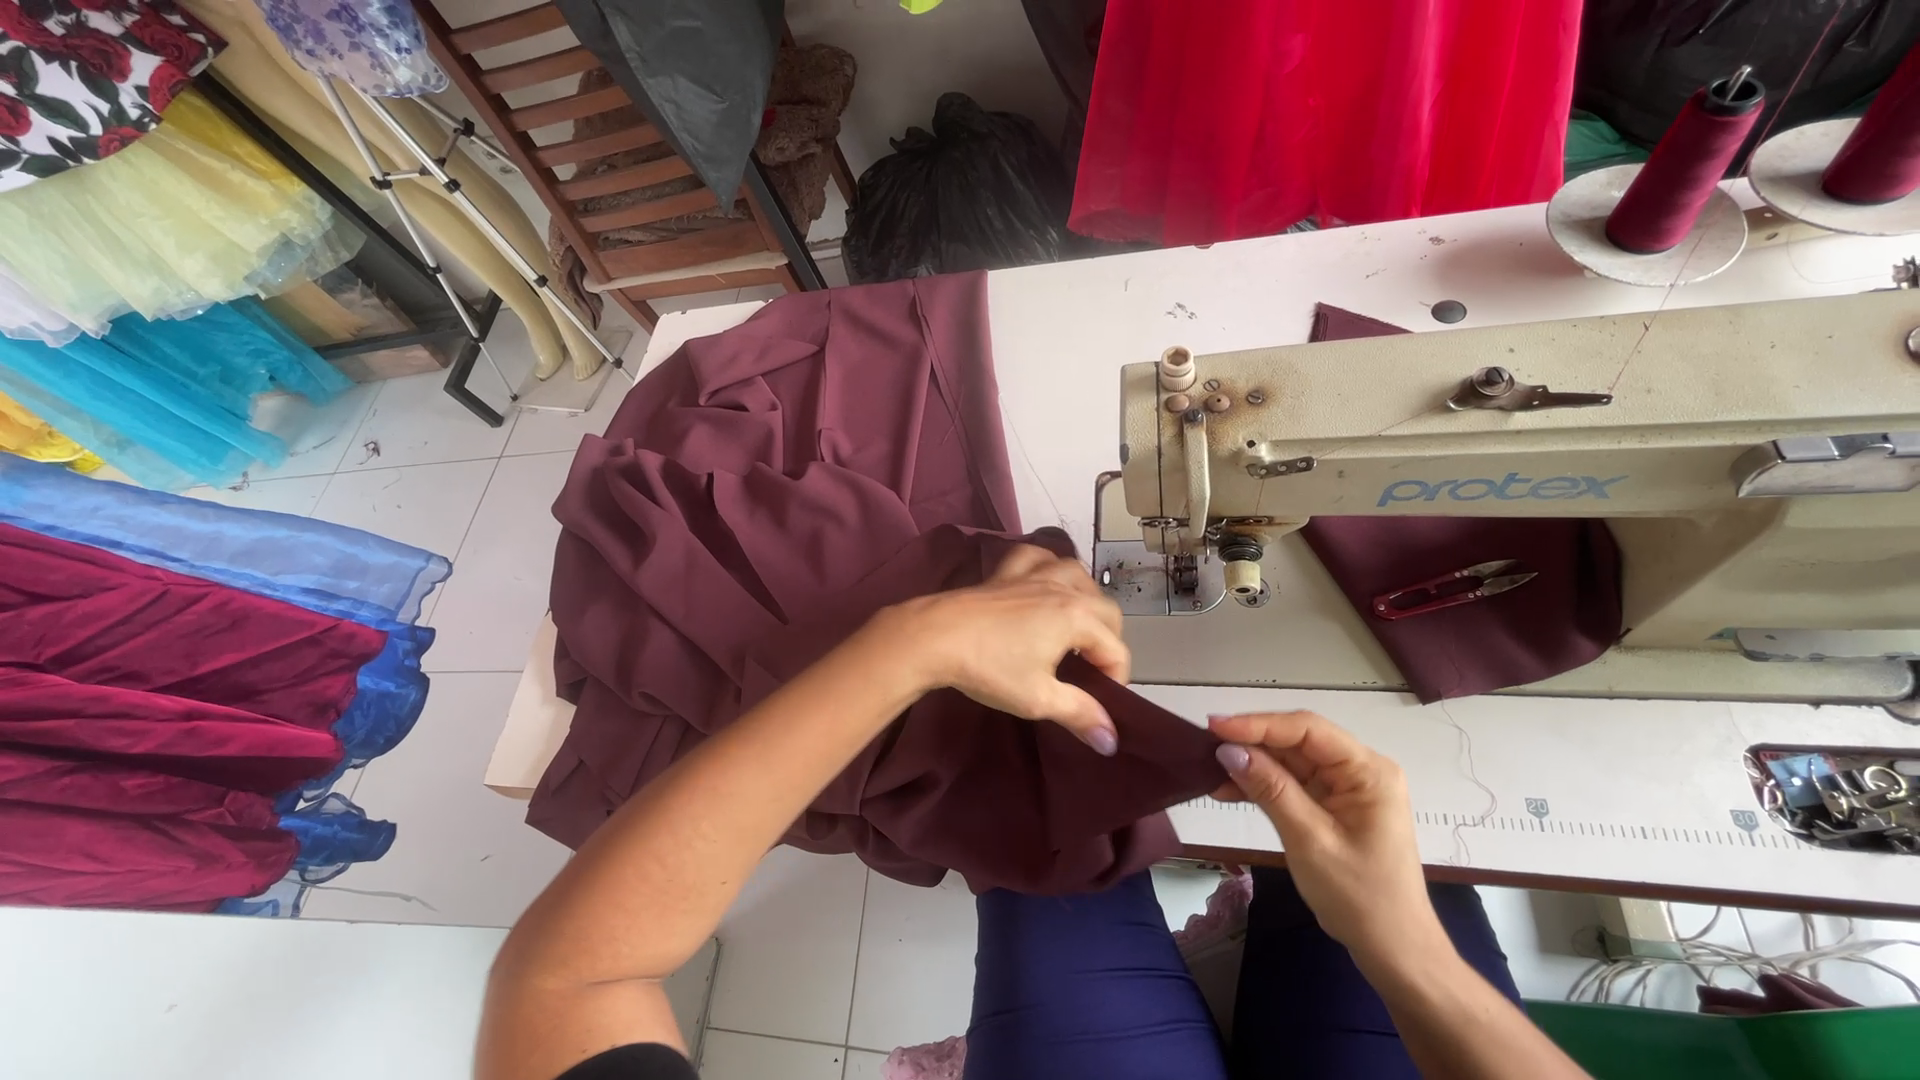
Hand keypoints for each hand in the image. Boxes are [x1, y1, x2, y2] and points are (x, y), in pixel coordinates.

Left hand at [865, 545, 1129, 754]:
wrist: (933, 636)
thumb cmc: (989, 668)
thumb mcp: (1038, 699)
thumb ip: (1080, 714)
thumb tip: (1111, 740)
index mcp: (1077, 618)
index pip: (1116, 651)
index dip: (1115, 681)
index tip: (1098, 705)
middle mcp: (1062, 589)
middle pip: (1105, 611)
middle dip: (1107, 642)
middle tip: (1089, 672)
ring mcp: (1033, 575)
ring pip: (1076, 574)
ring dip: (1085, 598)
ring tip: (1075, 626)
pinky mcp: (1005, 572)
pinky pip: (1037, 558)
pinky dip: (1046, 567)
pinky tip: (1041, 583)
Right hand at [1208, 712, 1448, 966]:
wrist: (1392, 949)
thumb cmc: (1359, 896)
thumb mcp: (1309, 840)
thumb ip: (1271, 790)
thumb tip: (1229, 750)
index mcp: (1368, 771)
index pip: (1307, 730)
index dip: (1258, 724)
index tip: (1215, 727)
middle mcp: (1359, 769)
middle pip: (1296, 741)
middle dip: (1251, 742)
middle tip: (1205, 745)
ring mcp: (1345, 787)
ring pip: (1289, 760)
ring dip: (1251, 765)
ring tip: (1210, 770)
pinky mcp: (1332, 805)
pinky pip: (1290, 782)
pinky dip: (1261, 785)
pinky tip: (1228, 789)